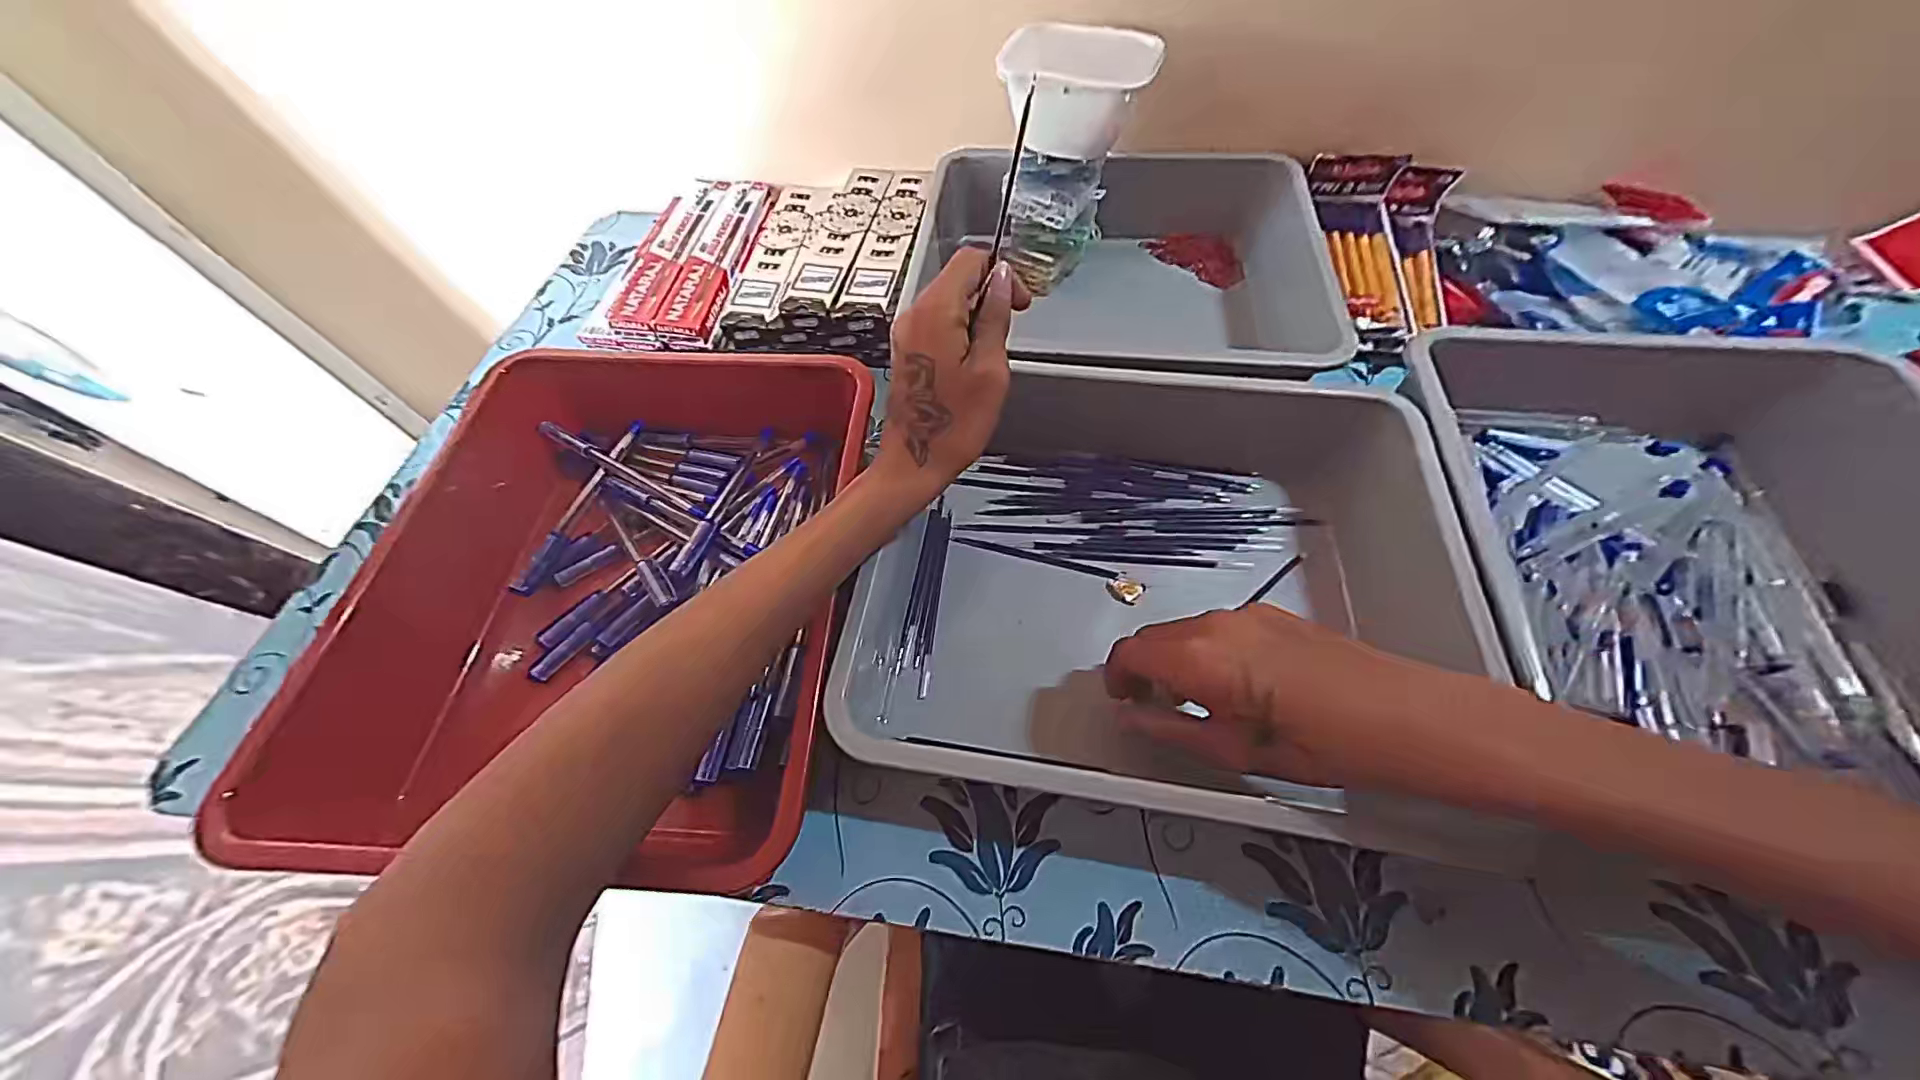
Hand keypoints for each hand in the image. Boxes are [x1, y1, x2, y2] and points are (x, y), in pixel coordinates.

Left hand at [875, 247, 1030, 493]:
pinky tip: (971, 359)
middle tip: (1009, 327)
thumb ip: (996, 317)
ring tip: (990, 351)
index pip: (970, 259)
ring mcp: (906, 331)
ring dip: (975, 314)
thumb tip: (1003, 280)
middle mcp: (913, 314)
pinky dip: (959, 328)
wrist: (917, 459)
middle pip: (957, 277)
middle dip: (989, 294)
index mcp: (935, 312)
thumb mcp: (991, 369)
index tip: (1018, 300)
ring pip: (947, 299)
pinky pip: (936, 321)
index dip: (1001, 272)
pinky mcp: (906, 348)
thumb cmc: (953, 425)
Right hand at [1102, 604, 1460, 788]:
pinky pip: (1216, 627)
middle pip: (1153, 637)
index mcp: (1202, 656)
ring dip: (1173, 659)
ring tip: (1199, 703)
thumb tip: (1134, 717)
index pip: (1130, 652)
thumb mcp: (1235, 751)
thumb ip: (1170, 729)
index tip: (1123, 699)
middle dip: (1142, 669)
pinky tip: (1233, 686)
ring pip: (1184, 630)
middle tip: (1153, 707)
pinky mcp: (1272, 615)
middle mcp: (1219, 624)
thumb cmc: (1331, 742)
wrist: (1410, 718)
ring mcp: (1248, 615)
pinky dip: (1204, 651)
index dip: (1116, 677)